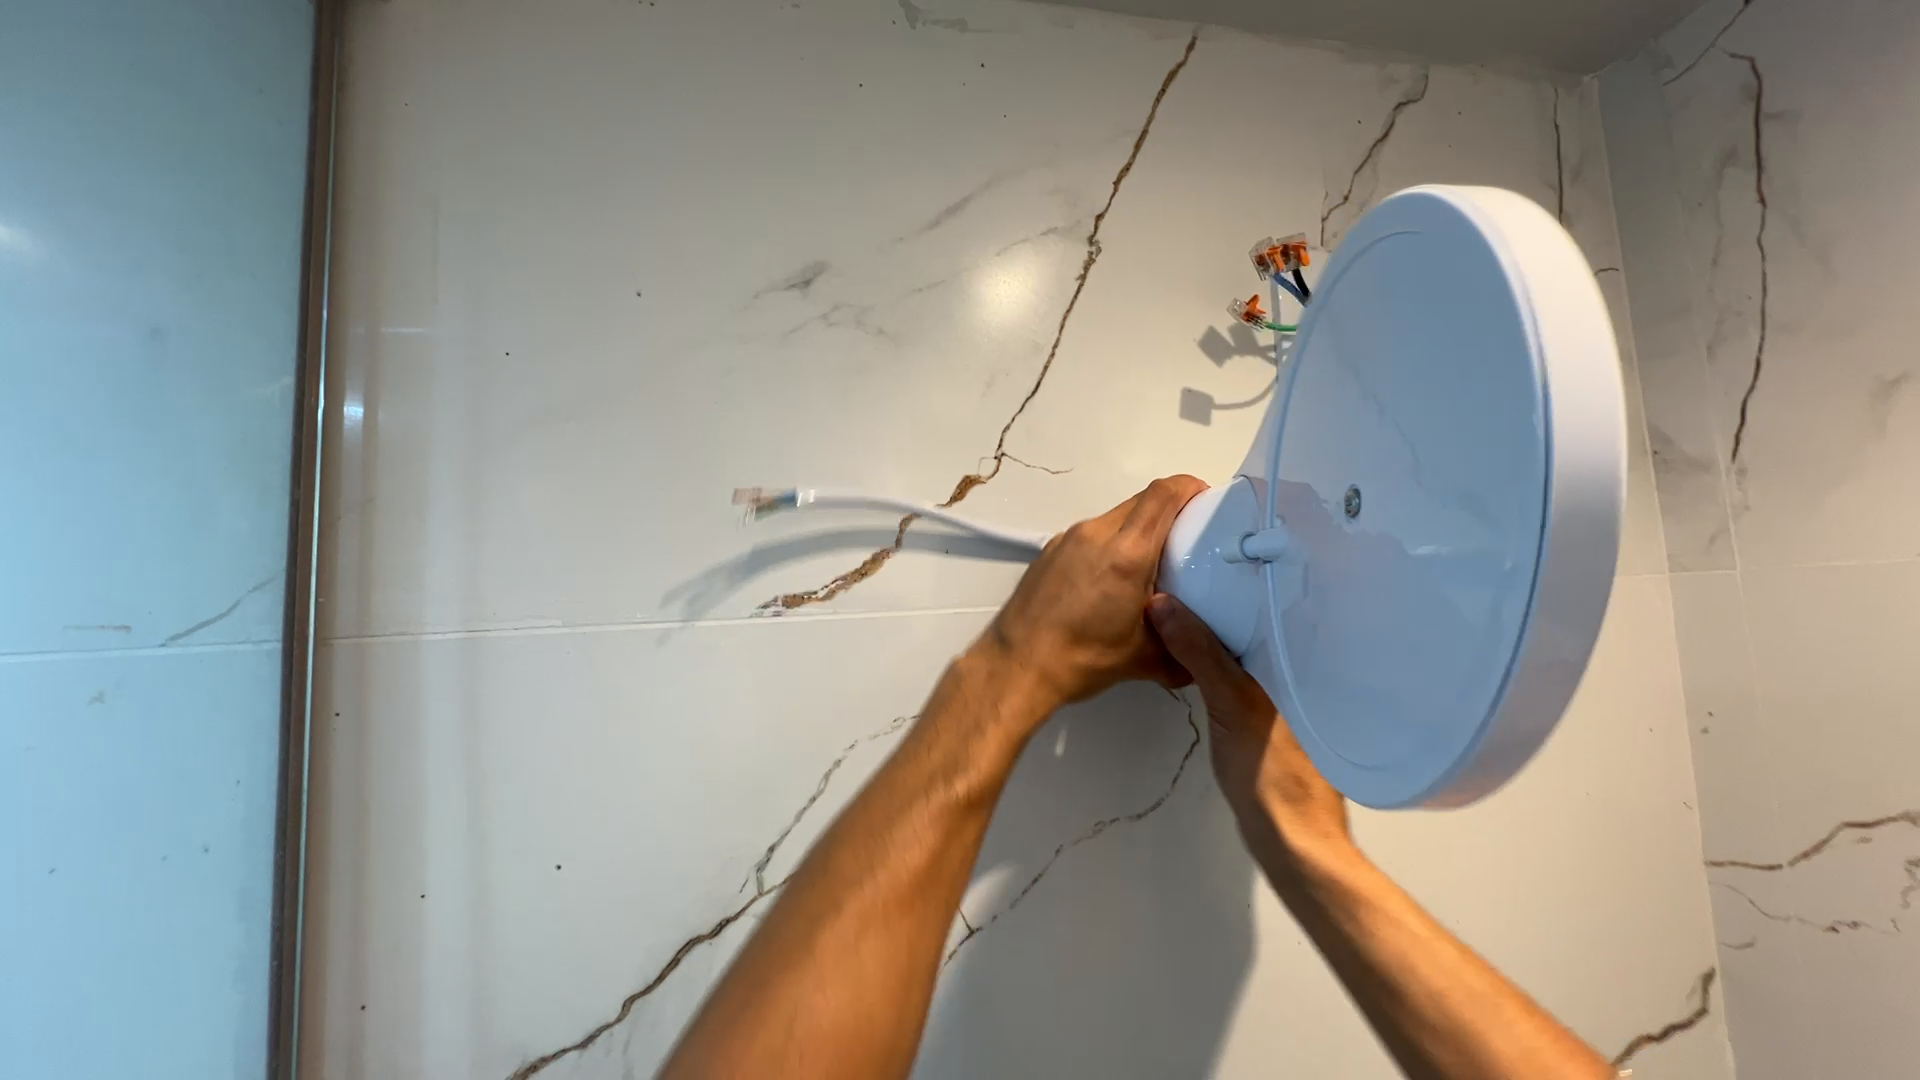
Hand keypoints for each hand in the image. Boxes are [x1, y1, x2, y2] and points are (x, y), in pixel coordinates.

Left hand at [973, 475, 1206, 717]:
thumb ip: (1183, 651)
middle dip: (1169, 509)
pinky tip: (1111, 579)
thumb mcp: (1146, 660)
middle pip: (1141, 501)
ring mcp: (1068, 539)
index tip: (1207, 500)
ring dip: (1137, 528)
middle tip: (1187, 537)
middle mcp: (1096, 534)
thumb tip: (1202, 656)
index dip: (1189, 487)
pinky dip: (1110, 543)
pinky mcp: (1050, 550)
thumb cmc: (1082, 659)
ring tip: (1150, 563)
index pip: (1163, 495)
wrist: (1017, 664)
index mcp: (1126, 554)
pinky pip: (1090, 534)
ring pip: (1114, 516)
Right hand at [1147, 593, 1351, 869]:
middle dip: (1224, 602)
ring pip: (1246, 650)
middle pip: (1256, 624)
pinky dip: (1218, 663)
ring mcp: (1284, 696)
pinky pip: (1240, 675)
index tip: (1204, 556)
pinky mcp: (1268, 719)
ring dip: (1218, 634)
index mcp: (1304, 659)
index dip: (1239, 579)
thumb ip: (1200, 653)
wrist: (1289, 840)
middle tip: (1184, 573)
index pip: (1271, 602)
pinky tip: (1195, 657)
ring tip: (1182, 605)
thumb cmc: (1269, 770)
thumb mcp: (1231, 703)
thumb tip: (1161, 602)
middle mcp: (1299, 671)